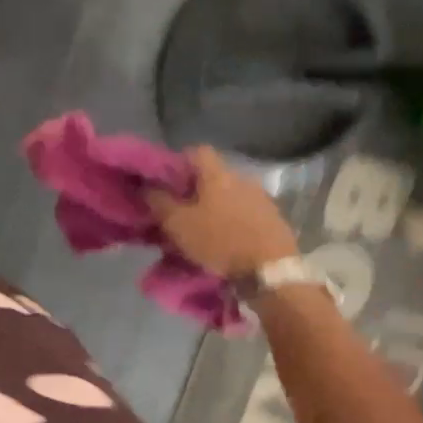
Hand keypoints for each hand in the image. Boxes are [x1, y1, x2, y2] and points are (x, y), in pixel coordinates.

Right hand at [150, 146, 299, 278]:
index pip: (197, 151)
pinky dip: (231, 218)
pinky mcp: (274, 218)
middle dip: (194, 189)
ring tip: (201, 226)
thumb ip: (159, 200)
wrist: (269, 270)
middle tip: (178, 208)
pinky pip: (244, 210)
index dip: (179, 161)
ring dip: (214, 205)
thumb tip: (148, 185)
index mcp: (218, 175)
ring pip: (229, 194)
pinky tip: (223, 237)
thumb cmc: (218, 240)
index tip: (165, 180)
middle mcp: (243, 179)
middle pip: (213, 175)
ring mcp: (262, 198)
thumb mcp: (176, 223)